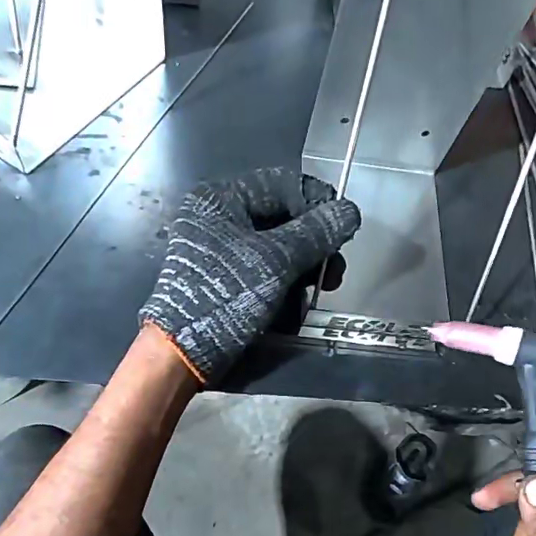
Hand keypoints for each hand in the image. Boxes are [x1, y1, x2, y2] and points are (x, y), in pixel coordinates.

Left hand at [139, 167, 360, 382]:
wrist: (185, 350)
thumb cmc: (227, 294)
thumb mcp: (276, 261)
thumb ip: (316, 234)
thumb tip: (351, 211)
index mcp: (222, 198)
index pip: (284, 185)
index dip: (319, 204)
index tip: (344, 231)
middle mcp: (220, 217)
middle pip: (284, 219)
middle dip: (314, 247)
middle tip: (333, 274)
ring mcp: (222, 249)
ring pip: (279, 248)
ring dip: (303, 271)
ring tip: (316, 294)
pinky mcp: (228, 278)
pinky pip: (266, 270)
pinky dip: (285, 285)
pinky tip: (295, 307)